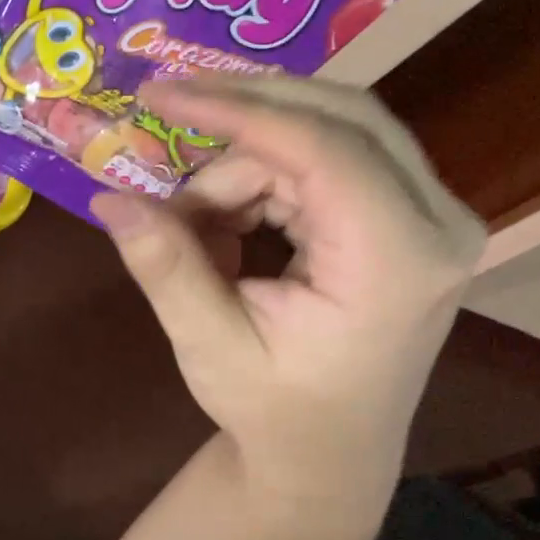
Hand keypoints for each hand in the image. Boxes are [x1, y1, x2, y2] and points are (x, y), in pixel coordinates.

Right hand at [91, 78, 484, 480]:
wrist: (327, 446)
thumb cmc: (272, 404)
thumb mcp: (206, 343)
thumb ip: (165, 267)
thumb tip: (108, 198)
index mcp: (396, 260)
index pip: (325, 149)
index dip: (237, 110)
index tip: (157, 93)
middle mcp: (432, 222)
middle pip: (340, 117)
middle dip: (240, 111)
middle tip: (158, 107)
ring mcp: (423, 214)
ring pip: (317, 137)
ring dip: (236, 168)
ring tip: (189, 231)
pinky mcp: (397, 215)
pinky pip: (316, 161)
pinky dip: (252, 182)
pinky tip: (221, 231)